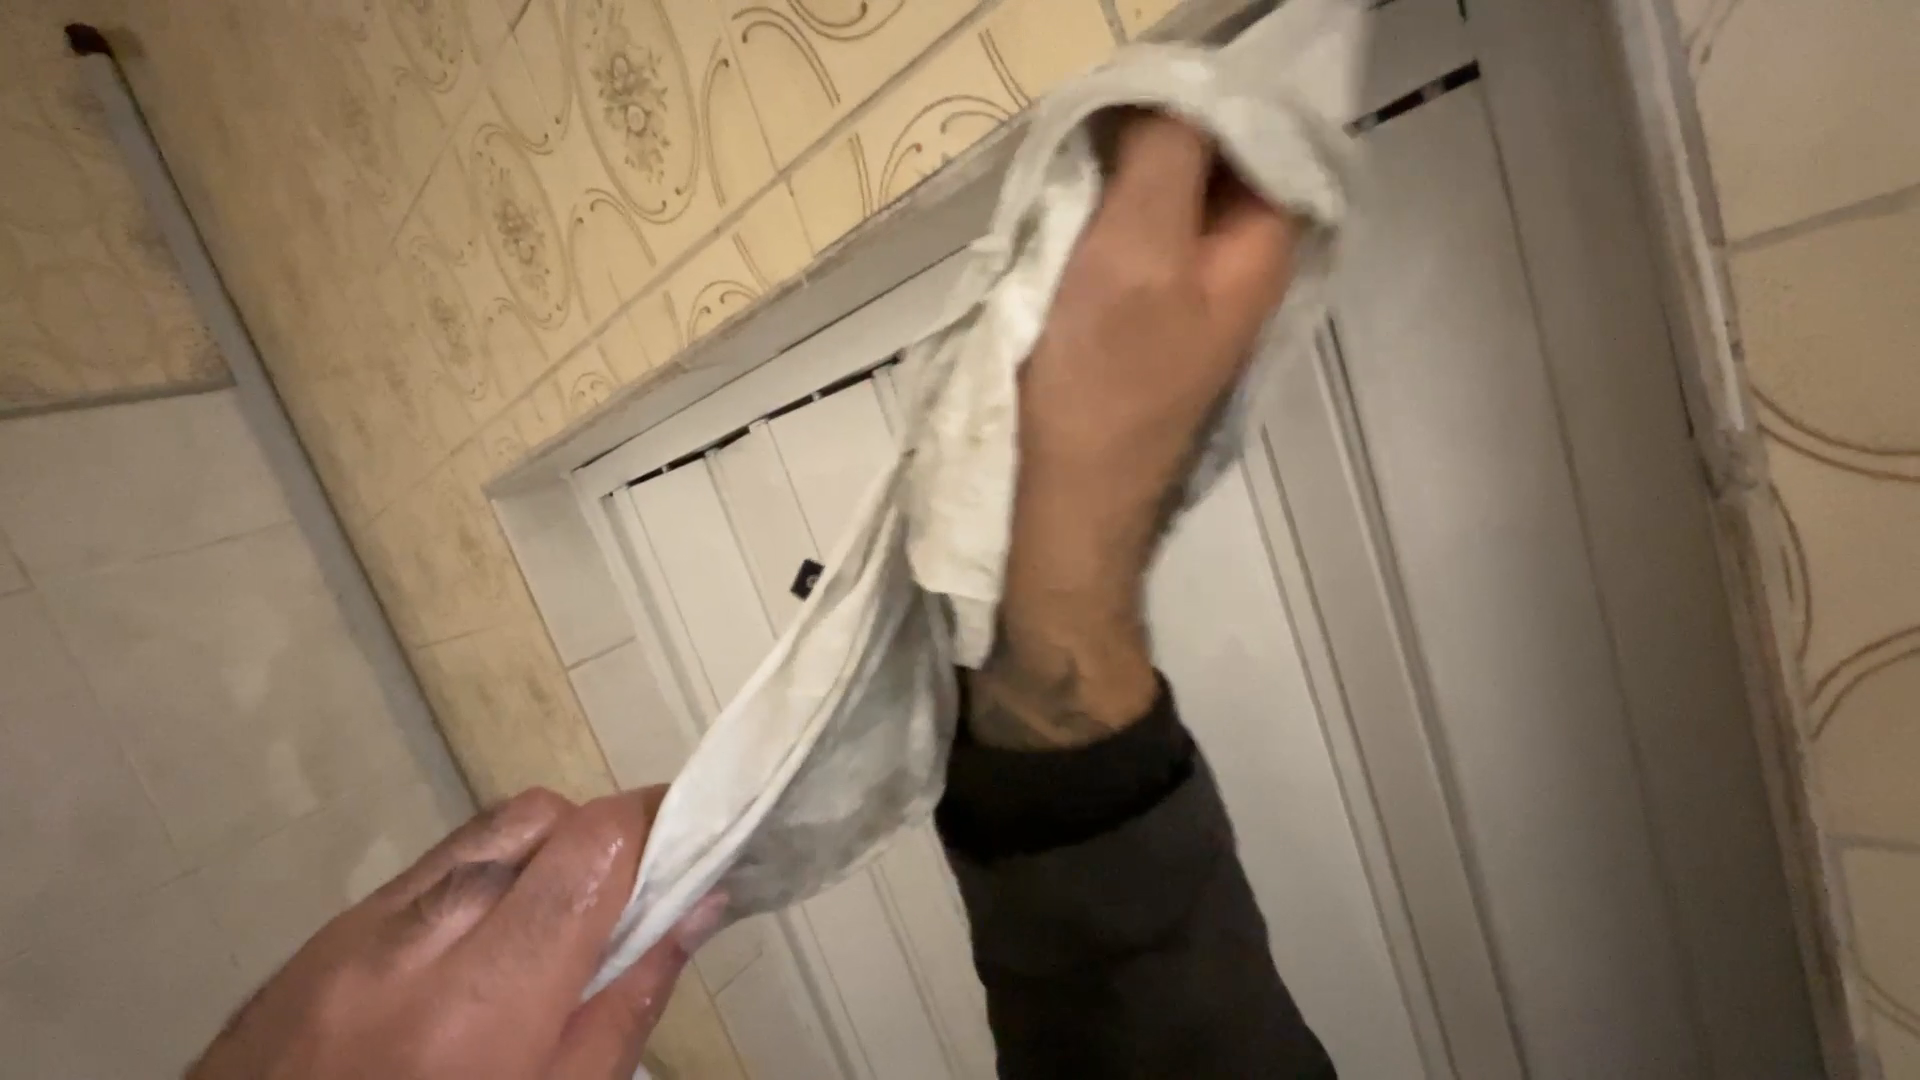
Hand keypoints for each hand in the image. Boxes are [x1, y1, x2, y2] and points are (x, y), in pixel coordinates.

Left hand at [189, 786, 724, 1079]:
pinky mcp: (321, 938)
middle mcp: (408, 944)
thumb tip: (703, 901)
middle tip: (628, 891)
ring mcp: (351, 934)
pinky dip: (488, 877)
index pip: (591, 847)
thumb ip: (630, 1002)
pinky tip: (487, 941)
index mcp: (474, 1009)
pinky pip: (435, 867)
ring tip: (558, 915)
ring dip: (546, 849)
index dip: (654, 824)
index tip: (692, 839)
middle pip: (540, 816)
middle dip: (601, 836)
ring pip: (487, 830)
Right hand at [969, 112, 1298, 749]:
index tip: (1117, 110)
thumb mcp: (1132, 251)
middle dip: (1146, 148)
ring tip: (1062, 194)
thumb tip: (1168, 90)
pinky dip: (1101, 239)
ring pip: (1166, 216)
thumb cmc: (1097, 389)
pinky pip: (1135, 261)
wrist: (1065, 515)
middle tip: (1079, 152)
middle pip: (1212, 172)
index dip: (1191, 103)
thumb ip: (1165, 154)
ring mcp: (1195, 316)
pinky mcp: (1149, 345)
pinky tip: (1061, 247)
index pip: (1257, 129)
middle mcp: (1242, 279)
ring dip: (1115, 195)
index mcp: (1262, 250)